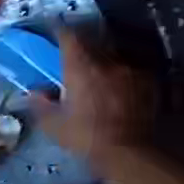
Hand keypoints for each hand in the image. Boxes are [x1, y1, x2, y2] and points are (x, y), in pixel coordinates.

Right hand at [32, 32, 155, 169]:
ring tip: (98, 77)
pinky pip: (131, 72)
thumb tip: (34, 92)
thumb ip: (42, 105)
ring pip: (113, 57)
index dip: (61, 31)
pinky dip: (122, 77)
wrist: (130, 152)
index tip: (55, 32)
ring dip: (103, 63)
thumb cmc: (87, 137)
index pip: (70, 37)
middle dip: (83, 47)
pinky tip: (119, 92)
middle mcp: (108, 61)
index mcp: (81, 67)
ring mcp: (132, 70)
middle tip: (75, 58)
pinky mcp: (150, 82)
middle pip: (93, 43)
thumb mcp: (54, 126)